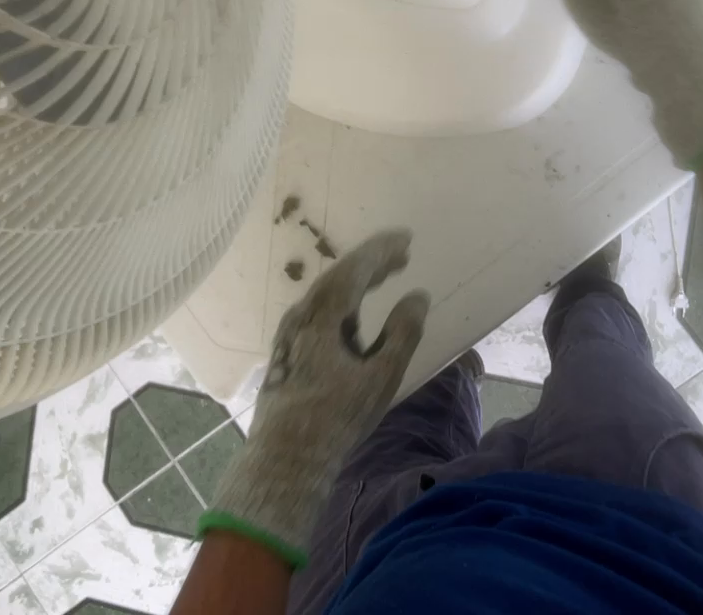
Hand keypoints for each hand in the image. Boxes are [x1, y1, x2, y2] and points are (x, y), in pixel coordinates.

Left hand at [199, 230, 429, 566]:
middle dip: (372, 262)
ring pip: (328, 294)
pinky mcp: (287, 352)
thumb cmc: (337, 419)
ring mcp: (290, 334)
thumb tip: (417, 297)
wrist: (284, 462)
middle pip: (340, 277)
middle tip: (403, 254)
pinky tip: (356, 316)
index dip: (381, 250)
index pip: (354, 268)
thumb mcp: (381, 377)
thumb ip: (403, 333)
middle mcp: (301, 316)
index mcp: (322, 316)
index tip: (407, 239)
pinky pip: (320, 311)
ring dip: (358, 282)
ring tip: (386, 276)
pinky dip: (344, 302)